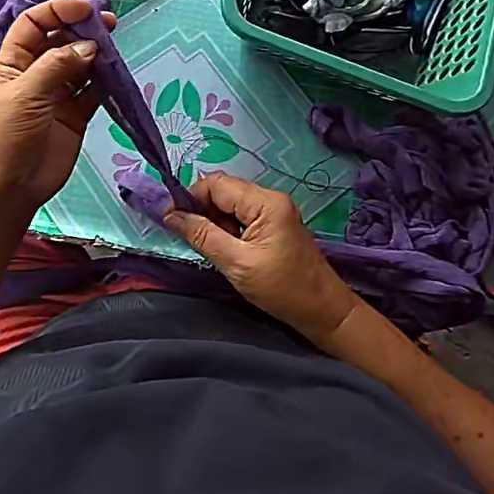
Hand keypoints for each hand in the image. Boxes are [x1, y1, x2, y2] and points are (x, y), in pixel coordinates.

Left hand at [0, 0, 114, 216]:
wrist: (9, 189)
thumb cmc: (6, 138)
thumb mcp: (25, 94)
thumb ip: (57, 66)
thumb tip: (89, 46)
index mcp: (12, 63)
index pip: (34, 24)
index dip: (57, 11)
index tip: (85, 7)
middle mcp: (35, 74)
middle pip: (60, 41)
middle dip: (82, 30)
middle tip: (110, 24)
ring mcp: (56, 95)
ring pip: (80, 65)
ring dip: (96, 54)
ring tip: (116, 48)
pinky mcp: (75, 115)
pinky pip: (92, 91)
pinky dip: (104, 82)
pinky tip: (115, 74)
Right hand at [164, 174, 359, 343]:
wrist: (322, 310)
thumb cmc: (281, 288)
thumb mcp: (236, 263)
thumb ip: (202, 235)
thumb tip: (170, 215)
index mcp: (265, 202)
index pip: (217, 183)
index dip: (191, 198)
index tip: (172, 220)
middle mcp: (270, 198)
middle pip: (224, 190)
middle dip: (202, 210)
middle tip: (193, 239)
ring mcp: (274, 210)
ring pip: (231, 204)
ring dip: (215, 221)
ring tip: (212, 248)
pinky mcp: (275, 223)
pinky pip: (242, 216)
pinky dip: (228, 228)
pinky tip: (226, 249)